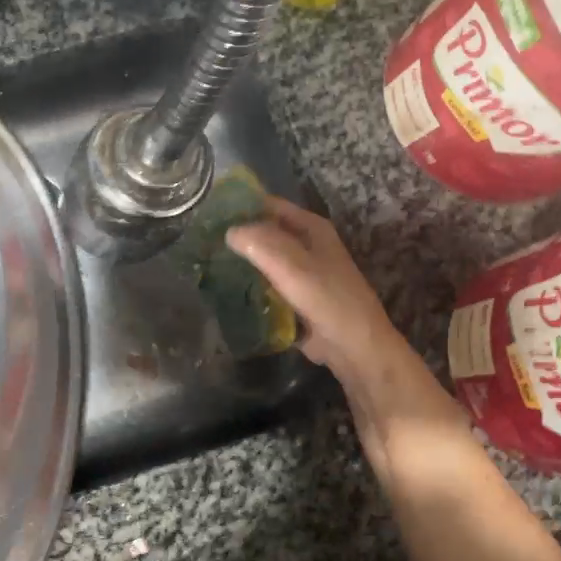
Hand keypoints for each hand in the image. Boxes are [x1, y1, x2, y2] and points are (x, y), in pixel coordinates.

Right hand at [226, 198, 464, 473]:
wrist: (360, 355)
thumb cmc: (334, 307)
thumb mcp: (297, 272)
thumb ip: (264, 248)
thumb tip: (229, 231)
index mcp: (313, 232)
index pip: (270, 206)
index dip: (242, 204)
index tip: (208, 212)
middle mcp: (309, 248)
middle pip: (266, 232)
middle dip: (237, 233)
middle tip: (200, 240)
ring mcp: (304, 275)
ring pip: (265, 258)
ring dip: (241, 260)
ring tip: (206, 263)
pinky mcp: (298, 301)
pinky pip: (266, 284)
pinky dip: (249, 284)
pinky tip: (227, 293)